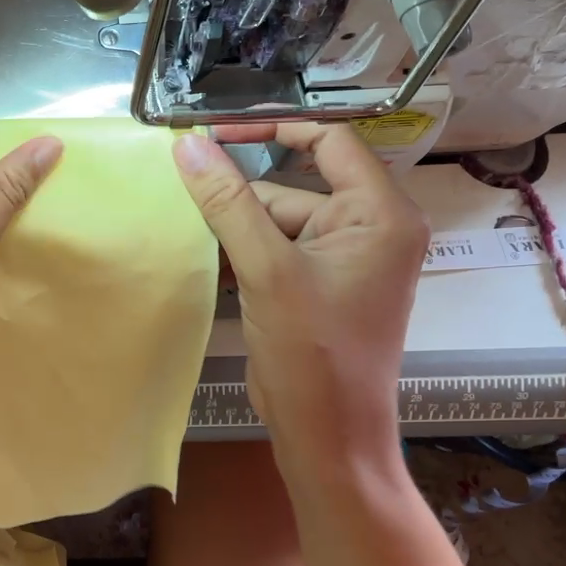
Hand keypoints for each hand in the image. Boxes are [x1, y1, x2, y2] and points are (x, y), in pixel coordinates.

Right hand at [172, 125, 428, 461]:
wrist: (326, 438)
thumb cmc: (314, 353)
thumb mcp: (267, 269)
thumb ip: (227, 202)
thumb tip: (187, 144)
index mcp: (380, 215)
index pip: (330, 141)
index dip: (274, 127)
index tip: (215, 131)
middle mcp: (368, 228)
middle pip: (292, 184)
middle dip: (241, 196)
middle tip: (185, 196)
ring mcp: (341, 259)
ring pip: (274, 218)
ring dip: (234, 228)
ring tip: (194, 240)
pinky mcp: (316, 284)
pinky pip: (273, 247)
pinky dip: (240, 251)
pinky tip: (208, 264)